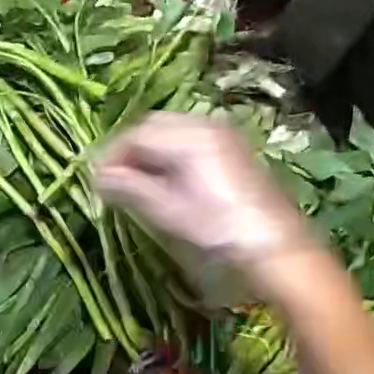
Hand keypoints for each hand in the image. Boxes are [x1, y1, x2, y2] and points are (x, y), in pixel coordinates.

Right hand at [95, 112, 314, 266]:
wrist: (278, 248)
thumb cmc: (221, 231)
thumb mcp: (170, 212)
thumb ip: (132, 190)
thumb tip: (97, 177)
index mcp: (190, 136)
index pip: (136, 135)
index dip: (111, 156)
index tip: (95, 180)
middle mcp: (206, 125)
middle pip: (152, 126)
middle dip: (128, 150)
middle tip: (112, 179)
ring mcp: (222, 135)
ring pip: (170, 131)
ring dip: (148, 152)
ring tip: (134, 182)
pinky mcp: (231, 149)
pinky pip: (188, 139)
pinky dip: (168, 154)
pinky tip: (163, 180)